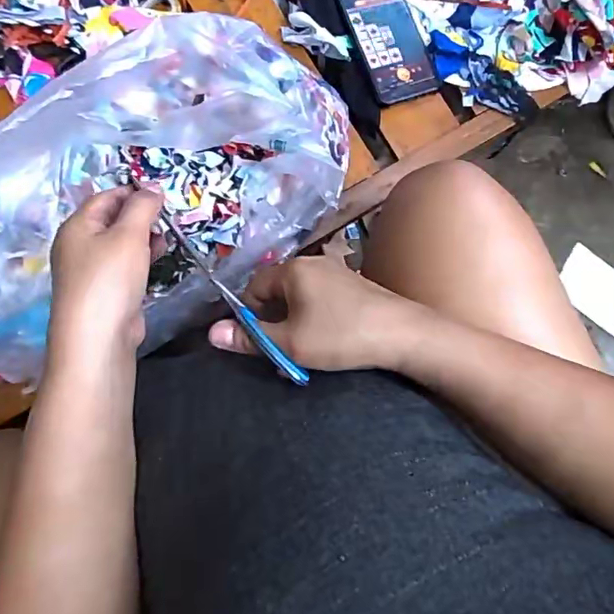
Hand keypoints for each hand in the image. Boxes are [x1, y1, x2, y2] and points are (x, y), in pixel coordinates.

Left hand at [49, 186, 162, 356]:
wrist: (98, 337)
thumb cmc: (110, 278)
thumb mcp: (129, 234)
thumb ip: (142, 206)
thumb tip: (153, 188)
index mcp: (77, 226)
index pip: (106, 196)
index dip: (134, 191)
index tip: (164, 193)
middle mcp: (79, 245)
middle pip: (113, 218)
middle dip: (142, 214)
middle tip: (170, 216)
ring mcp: (91, 269)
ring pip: (121, 242)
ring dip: (145, 236)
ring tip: (168, 237)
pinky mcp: (105, 289)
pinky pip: (125, 263)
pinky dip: (143, 257)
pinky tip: (158, 259)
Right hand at [207, 256, 435, 372]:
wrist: (402, 332)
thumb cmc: (340, 336)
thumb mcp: (290, 343)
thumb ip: (251, 338)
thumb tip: (212, 333)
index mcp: (293, 269)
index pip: (253, 287)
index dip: (249, 317)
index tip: (259, 343)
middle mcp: (313, 262)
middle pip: (276, 290)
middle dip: (274, 321)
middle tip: (283, 351)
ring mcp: (336, 270)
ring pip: (300, 297)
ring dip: (295, 323)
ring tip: (306, 351)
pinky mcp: (354, 284)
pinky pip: (321, 299)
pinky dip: (316, 318)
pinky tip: (329, 341)